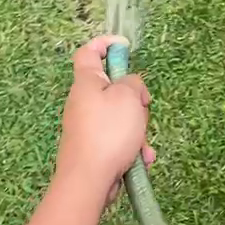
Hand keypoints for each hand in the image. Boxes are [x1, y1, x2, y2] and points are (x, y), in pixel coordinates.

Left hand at [53, 35, 153, 196]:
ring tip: (141, 145)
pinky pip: (118, 140)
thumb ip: (133, 83)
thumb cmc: (108, 132)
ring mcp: (87, 126)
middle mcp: (83, 102)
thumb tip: (130, 87)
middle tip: (142, 108)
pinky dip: (131, 148)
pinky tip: (139, 160)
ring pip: (120, 117)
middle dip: (134, 99)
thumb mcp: (129, 97)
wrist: (88, 180)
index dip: (105, 44)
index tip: (125, 47)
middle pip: (113, 89)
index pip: (88, 52)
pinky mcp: (93, 148)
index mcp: (86, 83)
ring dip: (137, 130)